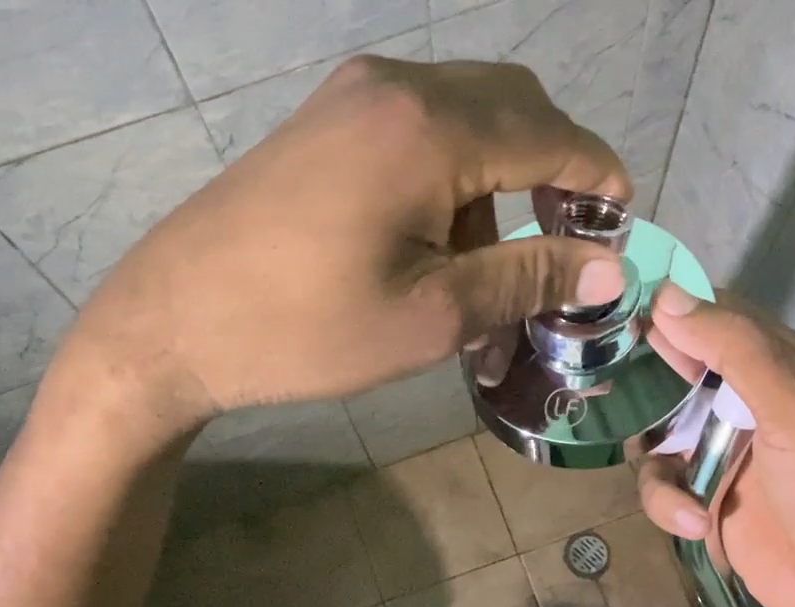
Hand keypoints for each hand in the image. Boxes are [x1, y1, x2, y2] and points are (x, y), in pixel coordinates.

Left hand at [52, 57, 629, 437]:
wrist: (173, 322)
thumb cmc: (305, 331)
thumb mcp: (431, 317)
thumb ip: (525, 279)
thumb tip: (609, 266)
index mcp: (428, 128)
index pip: (550, 135)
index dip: (598, 181)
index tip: (621, 230)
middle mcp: (395, 87)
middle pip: (514, 107)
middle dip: (555, 174)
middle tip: (566, 248)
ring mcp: (352, 97)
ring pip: (467, 117)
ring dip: (501, 184)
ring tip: (492, 273)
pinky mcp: (325, 123)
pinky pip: (418, 130)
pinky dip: (453, 178)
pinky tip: (438, 245)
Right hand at [638, 284, 794, 606]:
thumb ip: (737, 351)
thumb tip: (667, 297)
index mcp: (780, 364)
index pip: (714, 315)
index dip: (667, 310)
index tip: (613, 313)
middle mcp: (744, 398)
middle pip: (671, 371)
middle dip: (641, 386)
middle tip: (601, 390)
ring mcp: (719, 448)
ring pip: (653, 431)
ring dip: (656, 462)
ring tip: (679, 489)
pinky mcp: (701, 494)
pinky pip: (659, 483)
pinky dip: (667, 503)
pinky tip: (694, 523)